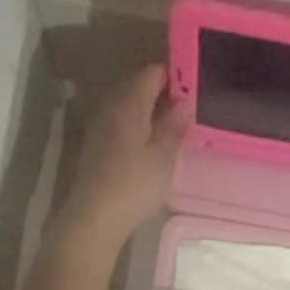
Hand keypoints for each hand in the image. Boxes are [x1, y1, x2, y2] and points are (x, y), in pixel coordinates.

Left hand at [59, 64, 190, 245]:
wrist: (94, 217)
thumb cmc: (134, 185)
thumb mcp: (163, 157)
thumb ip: (174, 126)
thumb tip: (184, 102)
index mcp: (129, 102)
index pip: (152, 72)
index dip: (174, 75)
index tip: (194, 88)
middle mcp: (111, 106)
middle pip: (138, 86)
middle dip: (162, 92)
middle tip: (187, 111)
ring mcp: (100, 125)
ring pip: (128, 105)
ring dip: (150, 111)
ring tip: (173, 129)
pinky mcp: (96, 145)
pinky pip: (120, 123)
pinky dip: (138, 126)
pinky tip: (151, 145)